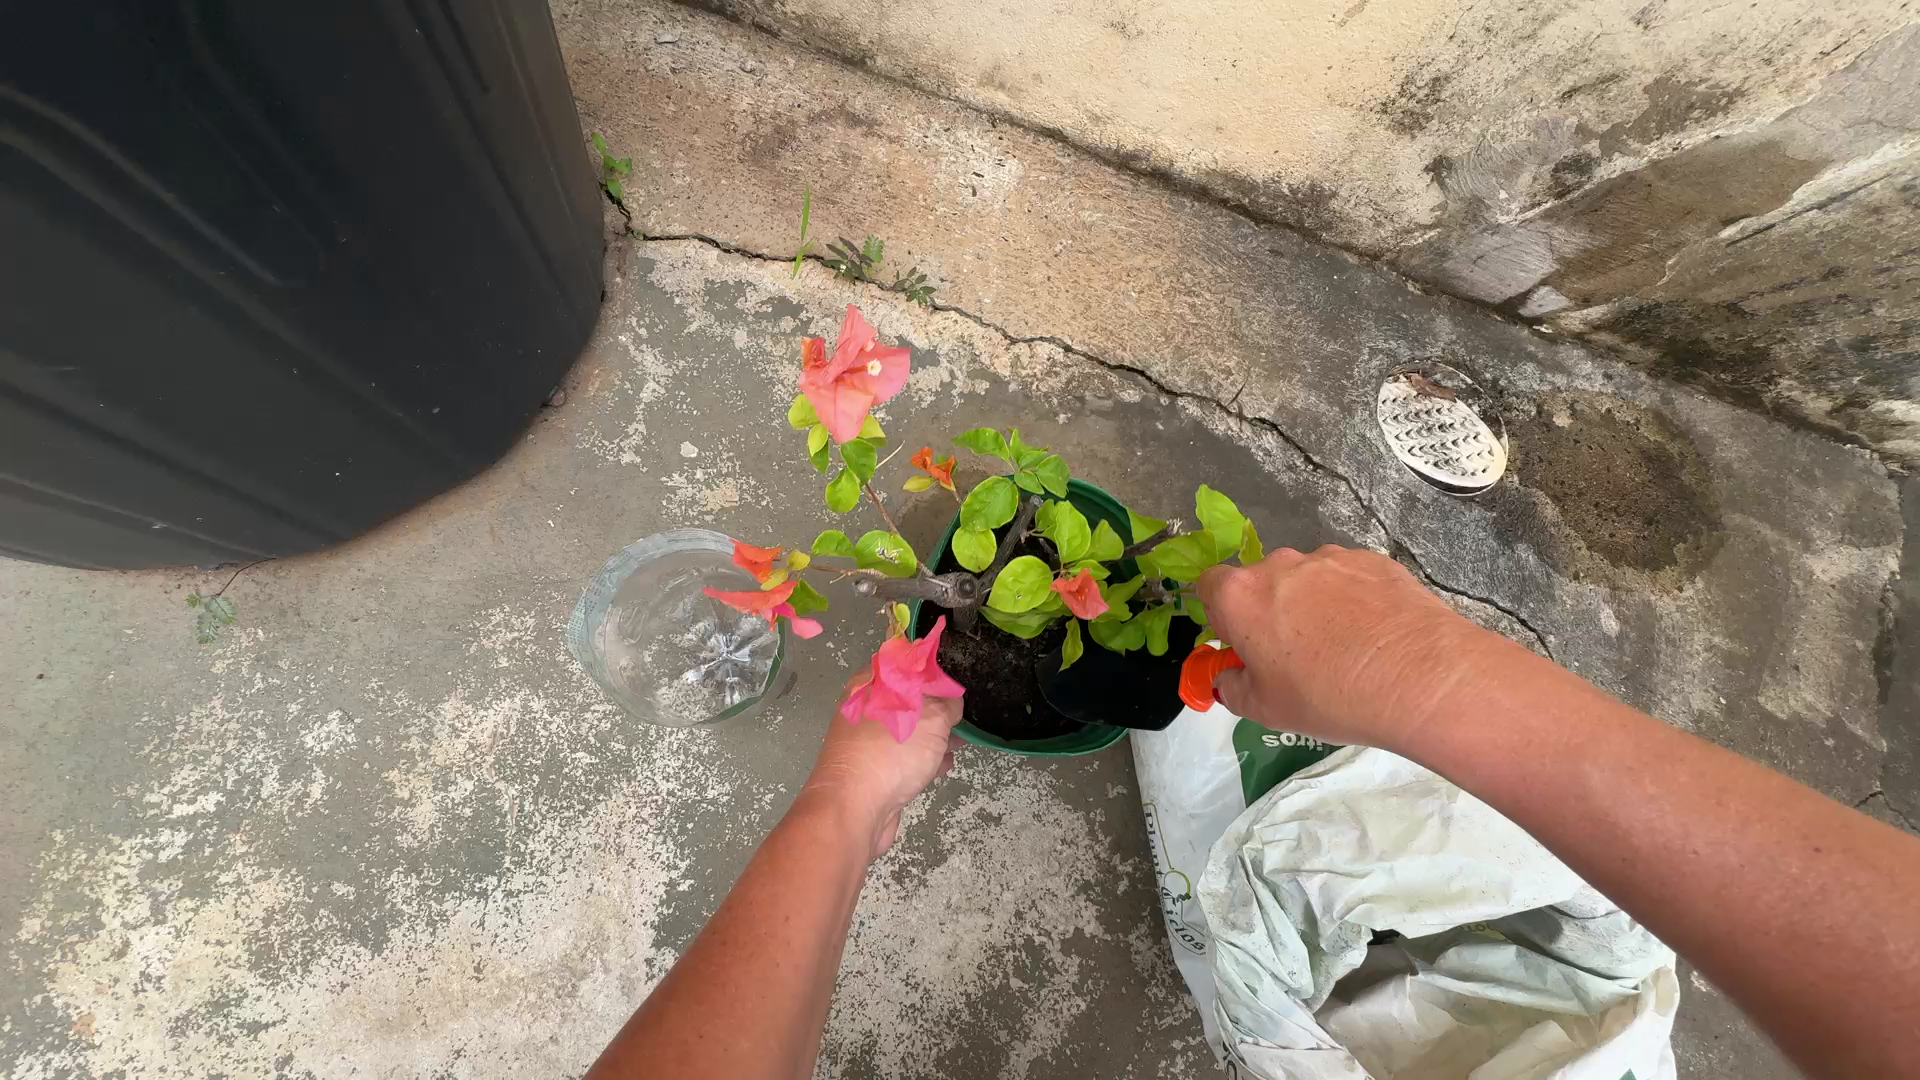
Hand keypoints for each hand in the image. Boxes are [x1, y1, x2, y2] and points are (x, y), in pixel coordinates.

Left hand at [799, 675, 963, 859]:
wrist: (855, 811)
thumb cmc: (891, 751)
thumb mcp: (932, 716)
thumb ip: (947, 703)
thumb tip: (951, 704)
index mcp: (870, 685)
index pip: (902, 664)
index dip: (930, 668)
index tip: (955, 677)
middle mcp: (865, 711)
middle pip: (906, 699)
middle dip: (935, 705)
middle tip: (960, 710)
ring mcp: (867, 743)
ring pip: (907, 730)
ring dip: (933, 734)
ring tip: (960, 739)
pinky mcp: (874, 772)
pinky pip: (904, 757)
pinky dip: (924, 758)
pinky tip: (945, 763)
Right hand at [1196, 545, 1484, 750]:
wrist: (1423, 679)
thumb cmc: (1328, 696)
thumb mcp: (1264, 710)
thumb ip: (1232, 688)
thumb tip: (1230, 678)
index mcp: (1239, 596)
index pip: (1208, 586)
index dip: (1222, 615)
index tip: (1243, 643)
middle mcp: (1278, 565)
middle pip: (1260, 581)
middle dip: (1269, 610)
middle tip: (1295, 653)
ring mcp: (1328, 558)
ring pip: (1306, 578)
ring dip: (1312, 602)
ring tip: (1345, 645)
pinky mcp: (1373, 560)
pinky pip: (1349, 577)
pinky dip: (1353, 598)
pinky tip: (1375, 634)